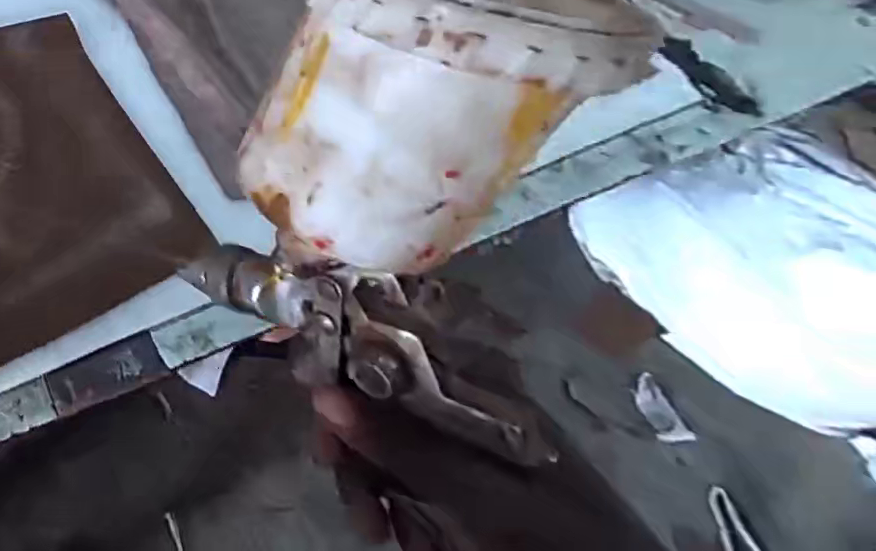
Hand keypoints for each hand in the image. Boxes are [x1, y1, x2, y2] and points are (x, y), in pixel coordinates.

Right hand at [311, 385, 659, 550]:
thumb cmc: (563, 545)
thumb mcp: (485, 499)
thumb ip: (404, 446)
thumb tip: (318, 393)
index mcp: (479, 386)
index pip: (393, 343)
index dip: (343, 355)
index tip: (311, 385)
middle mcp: (461, 403)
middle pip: (375, 391)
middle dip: (347, 429)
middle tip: (328, 461)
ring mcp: (455, 445)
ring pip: (376, 434)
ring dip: (358, 473)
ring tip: (367, 521)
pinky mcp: (451, 483)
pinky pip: (392, 471)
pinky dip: (380, 498)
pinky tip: (386, 528)